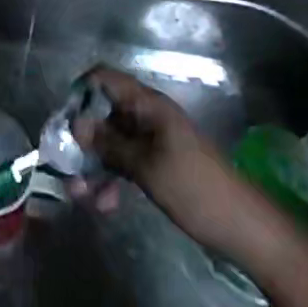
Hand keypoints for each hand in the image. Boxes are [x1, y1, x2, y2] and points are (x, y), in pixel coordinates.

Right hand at [70, 66, 229, 221]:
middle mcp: (148, 116)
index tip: (63, 120)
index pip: (105, 79)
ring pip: (112, 143)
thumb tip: (75, 123)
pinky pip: (125, 163)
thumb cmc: (194, 188)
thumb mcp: (146, 166)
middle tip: (67, 167)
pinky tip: (104, 204)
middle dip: (83, 139)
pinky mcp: (157, 165)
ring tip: (81, 195)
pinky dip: (112, 179)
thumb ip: (109, 144)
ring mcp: (153, 141)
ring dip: (95, 165)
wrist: (243, 228)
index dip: (81, 92)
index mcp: (148, 105)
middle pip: (104, 114)